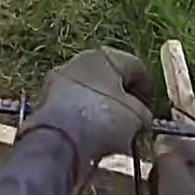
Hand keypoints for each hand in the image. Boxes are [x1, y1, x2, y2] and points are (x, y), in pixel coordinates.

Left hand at [21, 49, 153, 165]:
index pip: (135, 67)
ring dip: (101, 110)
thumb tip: (141, 117)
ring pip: (89, 93)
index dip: (147, 90)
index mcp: (105, 56)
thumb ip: (144, 113)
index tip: (150, 112)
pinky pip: (72, 107)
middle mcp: (80, 60)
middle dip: (122, 100)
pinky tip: (88, 138)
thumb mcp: (137, 117)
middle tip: (132, 124)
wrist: (56, 138)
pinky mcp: (44, 99)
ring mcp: (59, 78)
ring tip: (110, 135)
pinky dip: (82, 119)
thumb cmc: (102, 119)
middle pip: (110, 78)